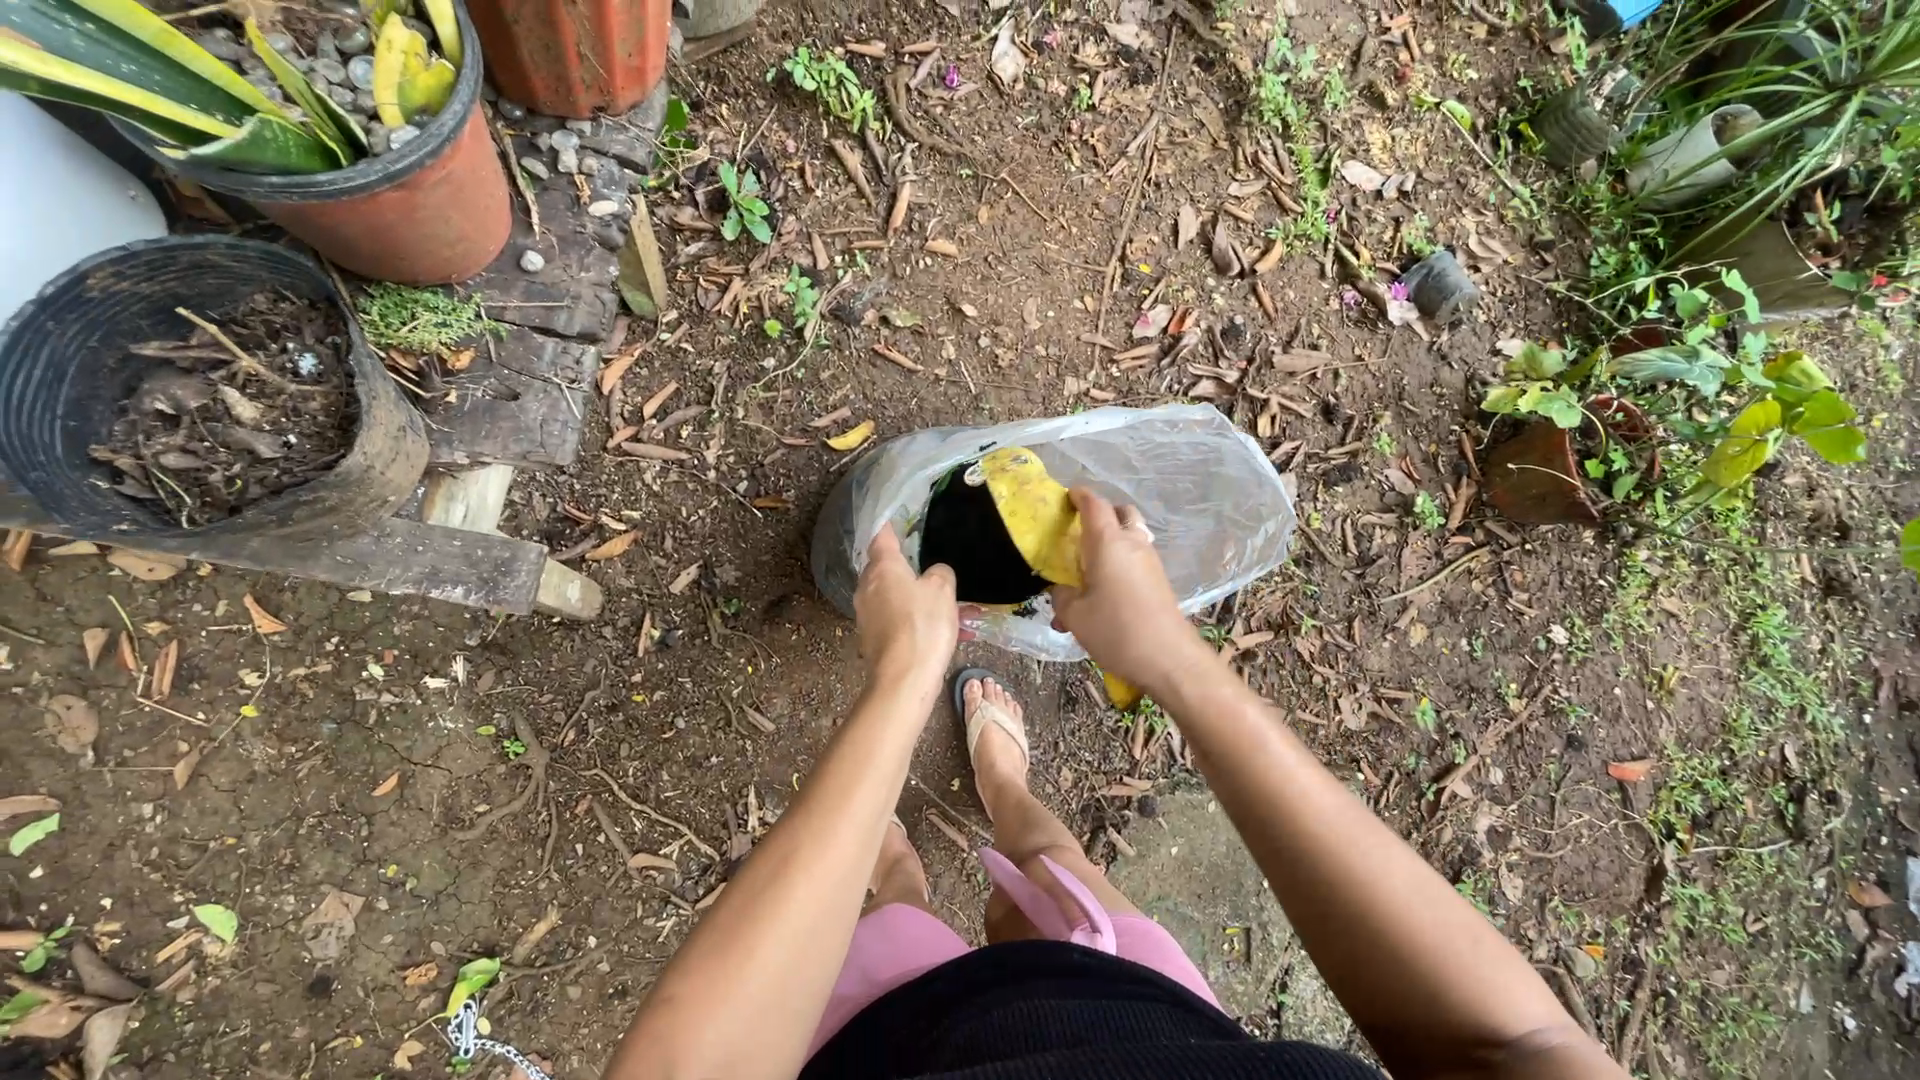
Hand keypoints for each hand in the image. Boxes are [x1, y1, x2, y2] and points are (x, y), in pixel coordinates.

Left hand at [854, 524, 958, 684]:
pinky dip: (913, 621)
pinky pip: (895, 620)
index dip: (891, 526)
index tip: (898, 519)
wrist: (904, 678)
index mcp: (882, 567)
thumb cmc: (923, 626)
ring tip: (950, 611)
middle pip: (886, 569)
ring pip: (893, 597)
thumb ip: (940, 572)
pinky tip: (940, 634)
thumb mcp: (943, 590)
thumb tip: (933, 574)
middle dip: (908, 570)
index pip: (881, 536)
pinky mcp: (871, 638)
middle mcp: (867, 587)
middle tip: (933, 574)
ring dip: (916, 599)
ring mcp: (865, 614)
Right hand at [1049, 488, 1210, 697]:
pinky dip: (1119, 564)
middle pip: (1120, 514)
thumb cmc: (1116, 630)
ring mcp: (1150, 562)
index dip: (1079, 496)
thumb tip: (1060, 590)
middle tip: (1080, 531)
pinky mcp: (1158, 581)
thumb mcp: (1075, 616)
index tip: (1067, 496)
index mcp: (1108, 543)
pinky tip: (1102, 594)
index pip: (1094, 505)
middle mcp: (1132, 544)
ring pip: (1130, 537)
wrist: (1169, 658)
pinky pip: (1135, 560)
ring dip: (1110, 543)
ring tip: (1087, 570)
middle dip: (1102, 515)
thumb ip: (1061, 597)